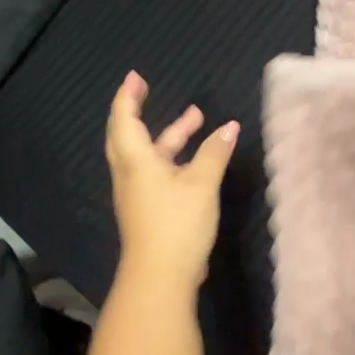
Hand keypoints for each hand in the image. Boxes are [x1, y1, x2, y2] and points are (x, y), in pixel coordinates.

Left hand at [105, 71, 239, 294]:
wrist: (160, 277)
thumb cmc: (176, 223)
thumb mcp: (202, 183)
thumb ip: (214, 152)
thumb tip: (229, 127)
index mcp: (136, 161)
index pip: (125, 120)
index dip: (128, 97)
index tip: (136, 77)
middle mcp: (131, 174)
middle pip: (128, 136)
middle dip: (141, 112)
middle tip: (149, 91)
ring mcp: (138, 194)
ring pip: (147, 155)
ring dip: (168, 135)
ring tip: (197, 119)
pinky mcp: (149, 210)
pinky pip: (156, 172)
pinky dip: (173, 157)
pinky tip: (198, 159)